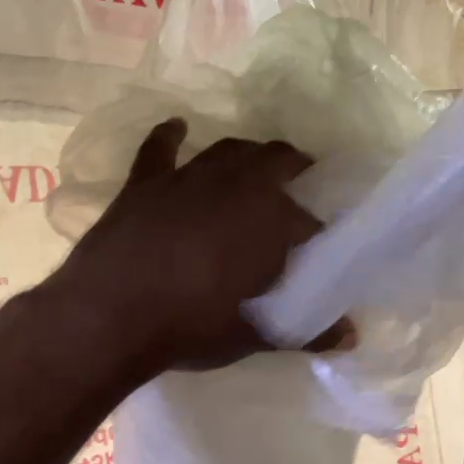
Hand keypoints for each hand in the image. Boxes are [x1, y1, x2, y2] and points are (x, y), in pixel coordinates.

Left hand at [45, 119, 348, 383]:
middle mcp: (236, 187)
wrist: (109, 317)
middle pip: (275, 162)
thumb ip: (308, 332)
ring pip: (227, 150)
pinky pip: (160, 149)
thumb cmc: (193, 327)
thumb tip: (353, 337)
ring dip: (246, 154)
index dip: (317, 233)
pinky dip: (170, 136)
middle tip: (300, 181)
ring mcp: (187, 179)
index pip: (309, 221)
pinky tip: (177, 127)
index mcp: (271, 220)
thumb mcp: (256, 336)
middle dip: (293, 168)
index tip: (319, 247)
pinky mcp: (143, 184)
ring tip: (256, 165)